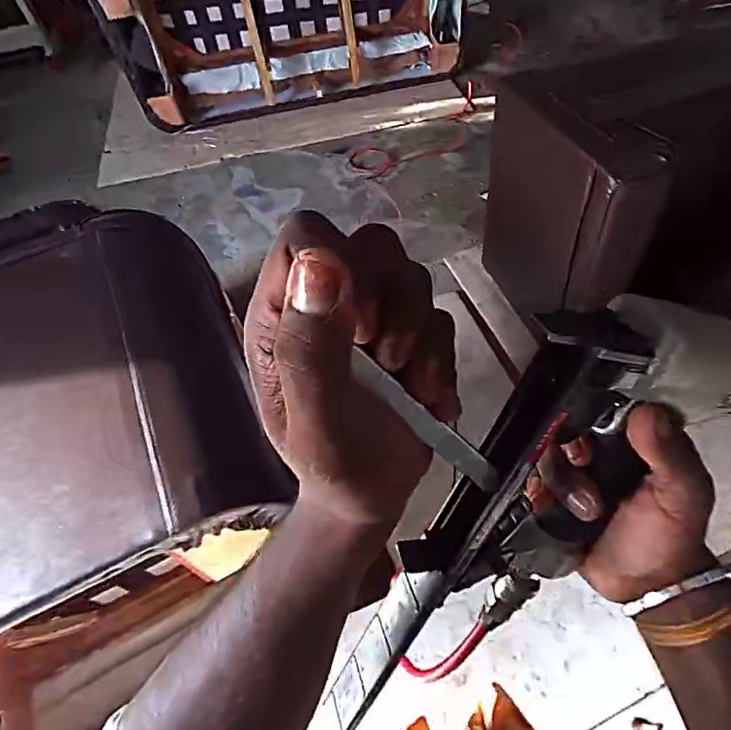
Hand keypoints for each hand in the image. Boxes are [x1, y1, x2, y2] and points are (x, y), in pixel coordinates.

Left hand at [242, 212, 457, 528]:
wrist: (370, 495)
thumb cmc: (327, 460)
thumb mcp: (311, 416)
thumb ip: (309, 346)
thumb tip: (320, 263)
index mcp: (287, 310)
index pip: (308, 235)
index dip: (341, 261)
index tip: (360, 323)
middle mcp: (333, 301)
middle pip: (374, 245)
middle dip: (391, 299)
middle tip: (384, 354)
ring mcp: (380, 316)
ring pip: (415, 278)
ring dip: (417, 333)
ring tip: (405, 383)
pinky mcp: (418, 338)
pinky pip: (443, 320)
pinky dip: (440, 359)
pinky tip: (426, 396)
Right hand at [554, 404, 717, 603]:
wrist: (647, 585)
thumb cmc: (671, 538)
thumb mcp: (682, 493)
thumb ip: (669, 452)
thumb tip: (647, 412)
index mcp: (639, 440)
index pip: (602, 410)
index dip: (588, 424)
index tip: (590, 451)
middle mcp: (607, 451)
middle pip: (566, 431)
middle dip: (569, 459)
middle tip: (587, 483)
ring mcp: (581, 475)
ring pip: (548, 457)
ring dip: (560, 485)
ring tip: (586, 513)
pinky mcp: (560, 498)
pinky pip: (536, 483)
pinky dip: (538, 494)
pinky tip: (551, 507)